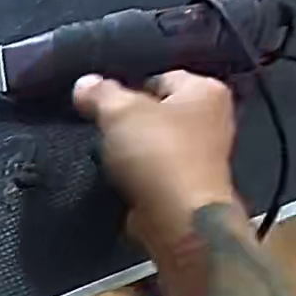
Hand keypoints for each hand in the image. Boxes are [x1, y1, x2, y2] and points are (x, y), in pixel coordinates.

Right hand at [72, 71, 240, 249]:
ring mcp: (202, 157)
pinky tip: (121, 182)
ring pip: (156, 146)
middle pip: (158, 113)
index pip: (160, 78)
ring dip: (132, 154)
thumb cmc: (157, 155)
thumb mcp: (120, 113)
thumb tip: (83, 84)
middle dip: (131, 124)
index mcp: (206, 89)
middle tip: (103, 133)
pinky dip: (139, 177)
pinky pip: (155, 174)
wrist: (176, 217)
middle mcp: (212, 119)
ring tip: (109, 160)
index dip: (128, 90)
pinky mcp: (187, 188)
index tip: (103, 108)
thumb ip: (100, 95)